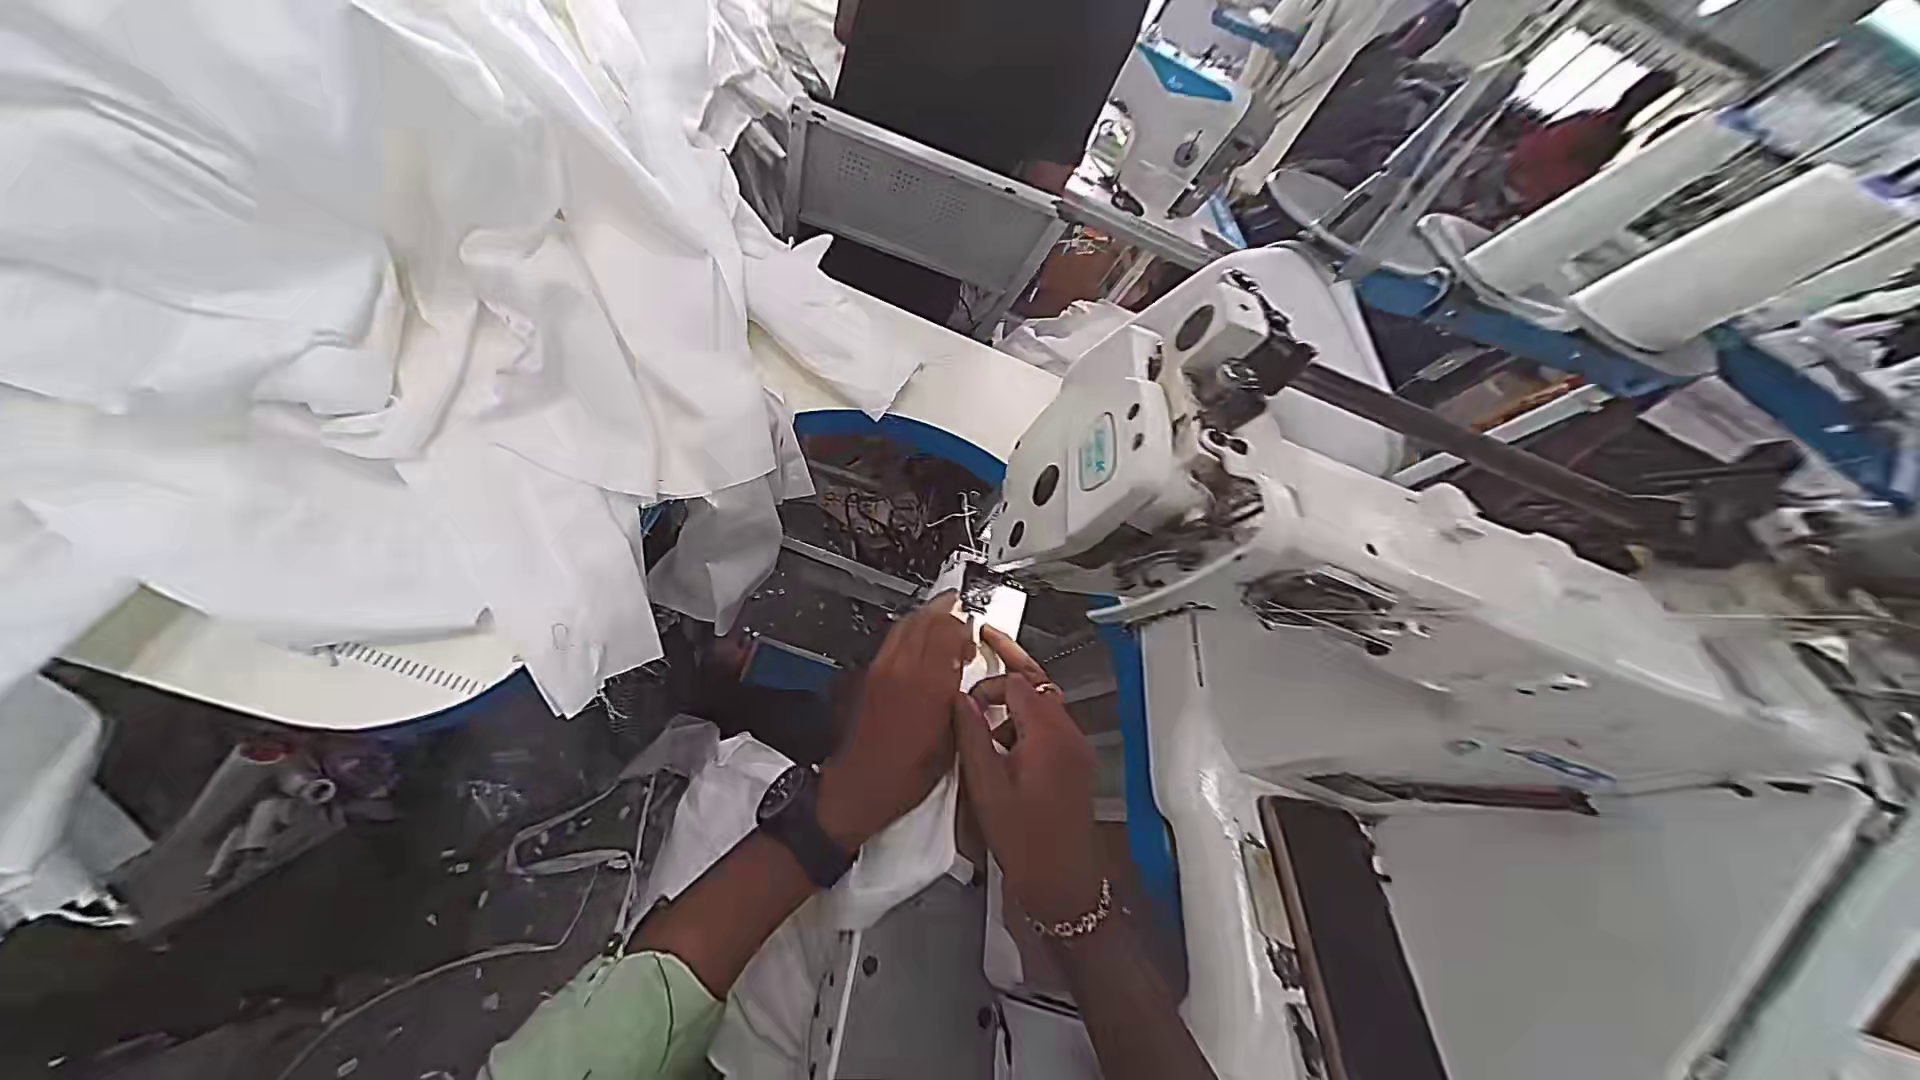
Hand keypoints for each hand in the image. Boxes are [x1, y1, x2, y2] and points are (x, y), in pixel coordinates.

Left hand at [817, 592, 974, 849]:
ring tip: (937, 619)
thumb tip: (962, 676)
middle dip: (944, 611)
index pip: (948, 630)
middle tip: (956, 610)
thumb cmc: (904, 774)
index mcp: (930, 684)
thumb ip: (958, 699)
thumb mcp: (950, 740)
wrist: (860, 785)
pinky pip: (890, 641)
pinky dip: (906, 633)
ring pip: (904, 625)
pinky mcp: (867, 676)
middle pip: (925, 619)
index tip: (970, 634)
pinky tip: (914, 643)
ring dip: (924, 618)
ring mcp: (881, 670)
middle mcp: (904, 669)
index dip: (962, 625)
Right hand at [953, 632, 1103, 924]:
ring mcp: (1073, 748)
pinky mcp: (1072, 761)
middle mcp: (1067, 735)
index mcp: (1048, 736)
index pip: (1018, 685)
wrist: (1063, 883)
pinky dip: (1023, 720)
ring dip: (1014, 697)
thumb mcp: (987, 788)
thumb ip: (971, 738)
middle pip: (1038, 681)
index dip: (988, 688)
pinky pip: (1047, 724)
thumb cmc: (1027, 844)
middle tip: (989, 636)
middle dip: (1012, 658)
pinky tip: (1000, 742)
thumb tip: (958, 701)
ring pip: (1044, 701)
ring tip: (983, 710)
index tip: (965, 704)